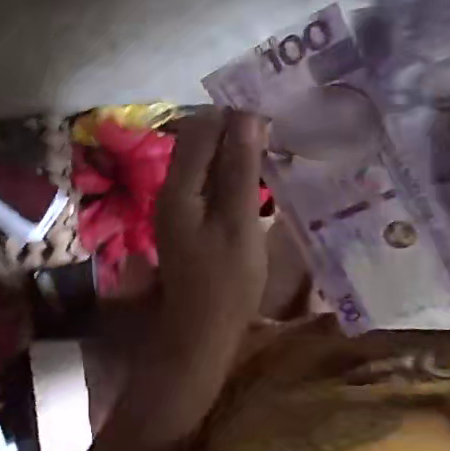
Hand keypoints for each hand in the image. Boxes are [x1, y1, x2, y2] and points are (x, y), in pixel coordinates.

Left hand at [152, 108, 268, 378]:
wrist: (201, 335)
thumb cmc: (225, 282)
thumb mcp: (239, 223)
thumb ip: (240, 169)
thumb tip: (246, 115)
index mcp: (178, 187)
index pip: (201, 128)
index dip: (234, 116)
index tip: (272, 116)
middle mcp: (171, 190)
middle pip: (199, 143)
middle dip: (235, 132)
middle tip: (278, 134)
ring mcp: (177, 207)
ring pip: (204, 163)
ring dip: (235, 154)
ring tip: (274, 152)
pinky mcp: (188, 222)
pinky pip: (208, 184)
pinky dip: (231, 177)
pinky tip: (258, 184)